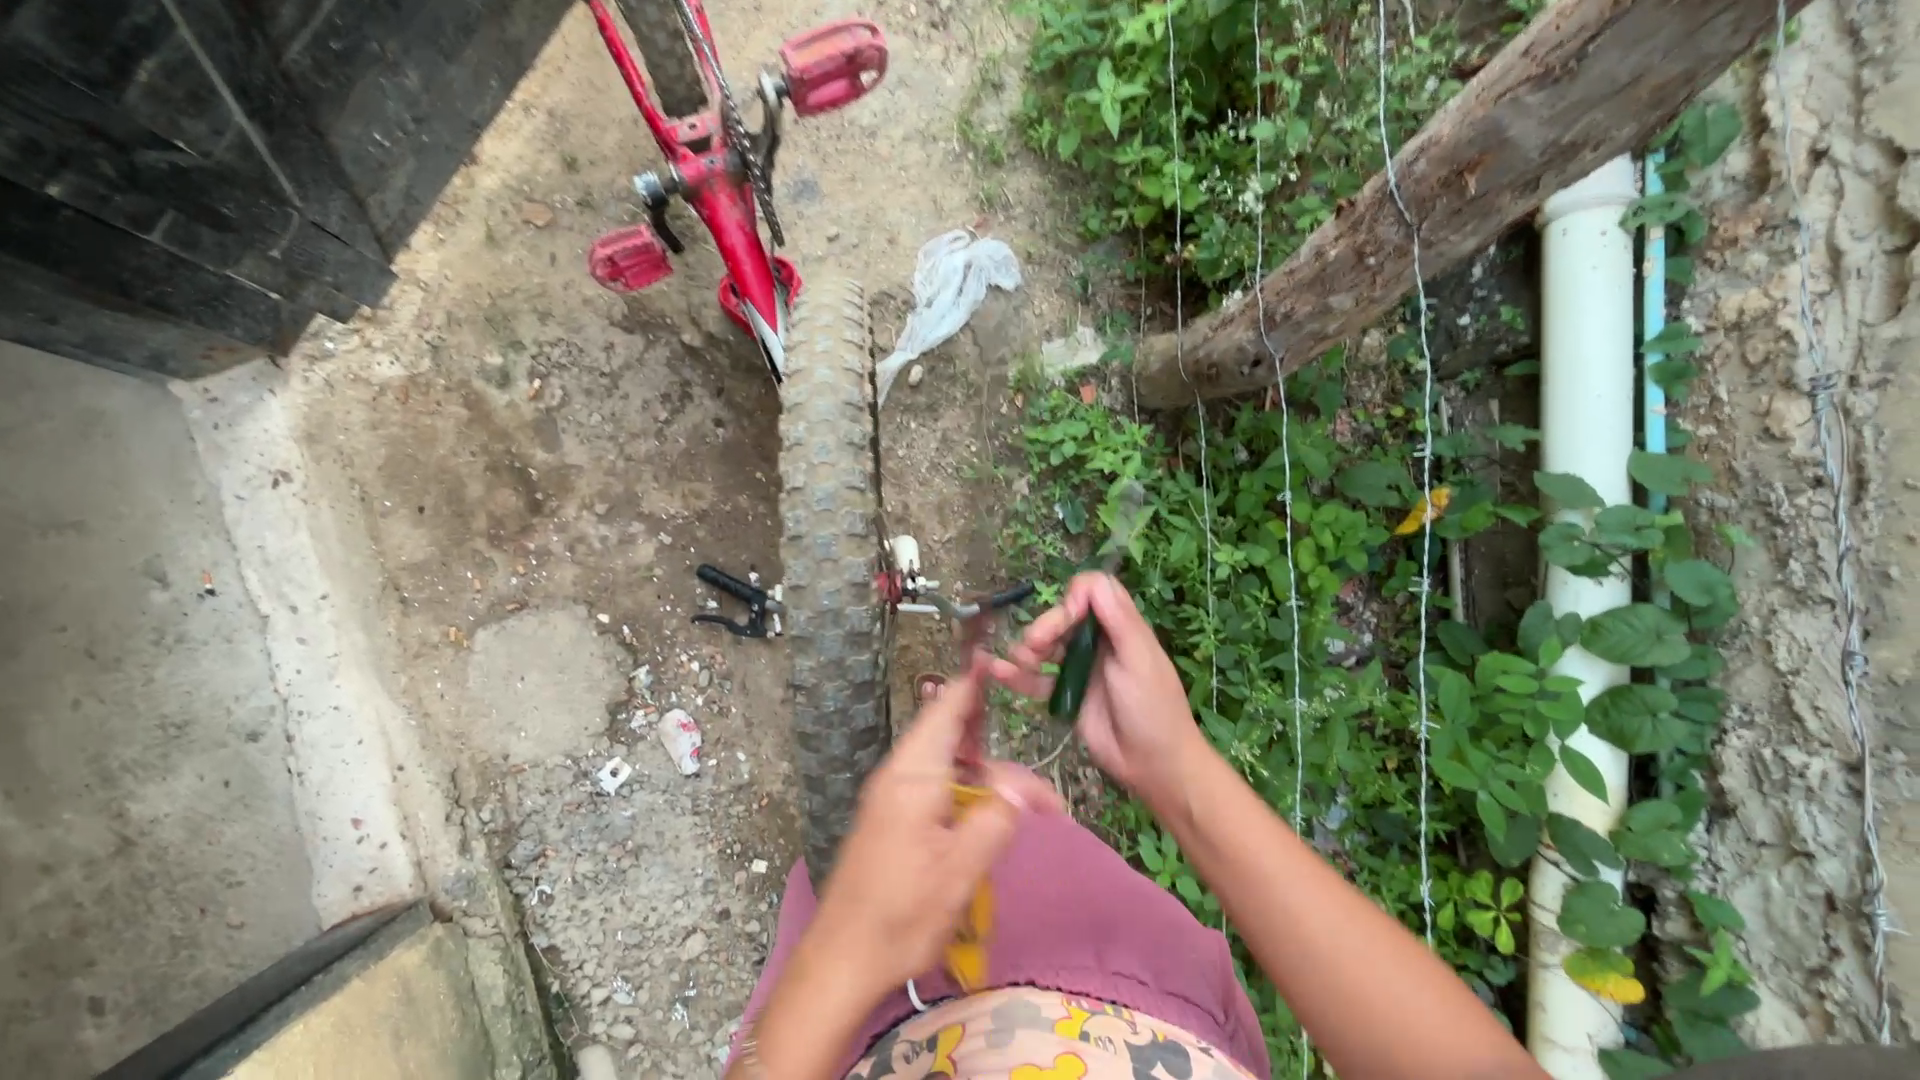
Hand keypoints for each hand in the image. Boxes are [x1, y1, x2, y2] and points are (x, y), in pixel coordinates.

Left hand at [805, 655, 1060, 999]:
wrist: (841, 959)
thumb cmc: (901, 914)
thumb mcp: (960, 869)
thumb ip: (994, 817)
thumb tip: (1018, 783)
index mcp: (913, 775)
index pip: (945, 709)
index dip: (972, 683)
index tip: (996, 659)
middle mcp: (899, 776)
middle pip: (954, 742)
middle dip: (998, 761)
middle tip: (1041, 801)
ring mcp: (892, 798)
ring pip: (947, 768)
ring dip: (985, 784)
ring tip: (1023, 818)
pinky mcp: (891, 821)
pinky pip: (936, 791)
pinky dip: (966, 798)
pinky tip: (985, 825)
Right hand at [990, 573, 1211, 810]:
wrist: (1153, 764)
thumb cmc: (1153, 708)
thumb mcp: (1140, 659)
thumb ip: (1118, 619)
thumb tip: (1089, 580)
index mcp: (1121, 627)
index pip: (1091, 592)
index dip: (1074, 599)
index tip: (1069, 619)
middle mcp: (1098, 641)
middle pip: (1062, 617)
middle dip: (1044, 626)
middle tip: (1035, 646)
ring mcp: (1080, 668)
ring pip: (1045, 645)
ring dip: (1026, 648)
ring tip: (1019, 664)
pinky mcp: (1065, 694)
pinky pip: (1036, 678)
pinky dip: (1015, 674)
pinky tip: (996, 672)